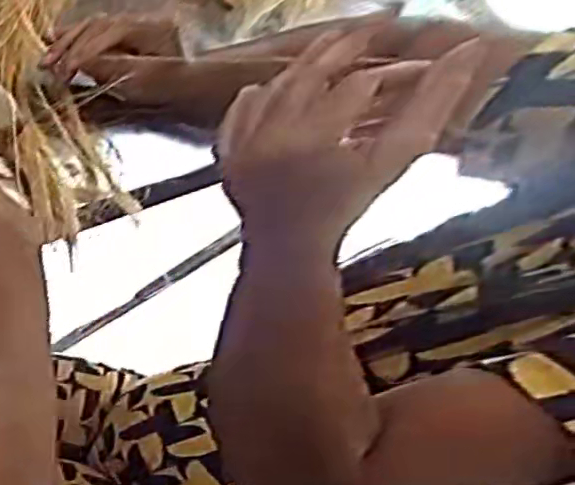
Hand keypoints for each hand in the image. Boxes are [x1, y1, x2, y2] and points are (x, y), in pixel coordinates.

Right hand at [43, 13, 184, 81]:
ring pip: (91, 25)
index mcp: (153, 29)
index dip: (86, 51)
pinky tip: (49, 39)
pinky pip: (89, 28)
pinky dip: (67, 35)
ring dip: (64, 43)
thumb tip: (81, 65)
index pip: (113, 31)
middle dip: (71, 47)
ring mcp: (126, 26)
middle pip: (98, 25)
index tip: (64, 74)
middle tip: (49, 70)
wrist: (176, 88)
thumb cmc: (158, 91)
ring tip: (44, 63)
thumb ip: (113, 70)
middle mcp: (140, 20)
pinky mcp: (114, 36)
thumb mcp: (140, 82)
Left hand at [218, 29, 484, 257]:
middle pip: (306, 78)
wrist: (287, 246)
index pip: (356, 86)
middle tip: (376, 27)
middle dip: (344, 48)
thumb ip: (432, 103)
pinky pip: (232, 122)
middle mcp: (268, 142)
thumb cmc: (341, 205)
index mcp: (309, 141)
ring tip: (332, 44)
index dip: (394, 74)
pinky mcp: (227, 162)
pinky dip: (250, 100)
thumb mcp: (394, 156)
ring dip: (301, 66)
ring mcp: (242, 152)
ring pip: (270, 93)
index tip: (419, 73)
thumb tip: (468, 50)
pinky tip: (265, 85)